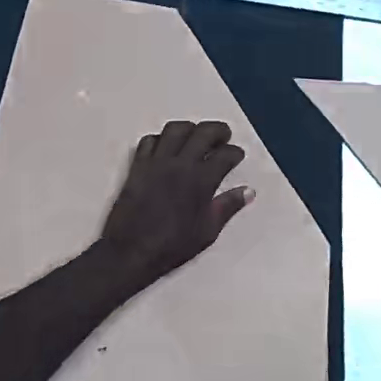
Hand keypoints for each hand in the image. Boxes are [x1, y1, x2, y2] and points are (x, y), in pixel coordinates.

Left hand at [97, 120, 254, 289]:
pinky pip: (149, 141)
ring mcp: (156, 162)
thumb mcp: (208, 231)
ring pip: (175, 130)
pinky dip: (160, 139)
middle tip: (223, 136)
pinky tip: (166, 147)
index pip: (225, 155)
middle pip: (203, 133)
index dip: (234, 152)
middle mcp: (180, 164)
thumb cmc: (173, 246)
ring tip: (196, 136)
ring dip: (189, 128)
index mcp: (201, 180)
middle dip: (218, 130)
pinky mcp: (137, 166)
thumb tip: (248, 191)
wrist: (131, 251)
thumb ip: (228, 207)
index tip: (237, 154)